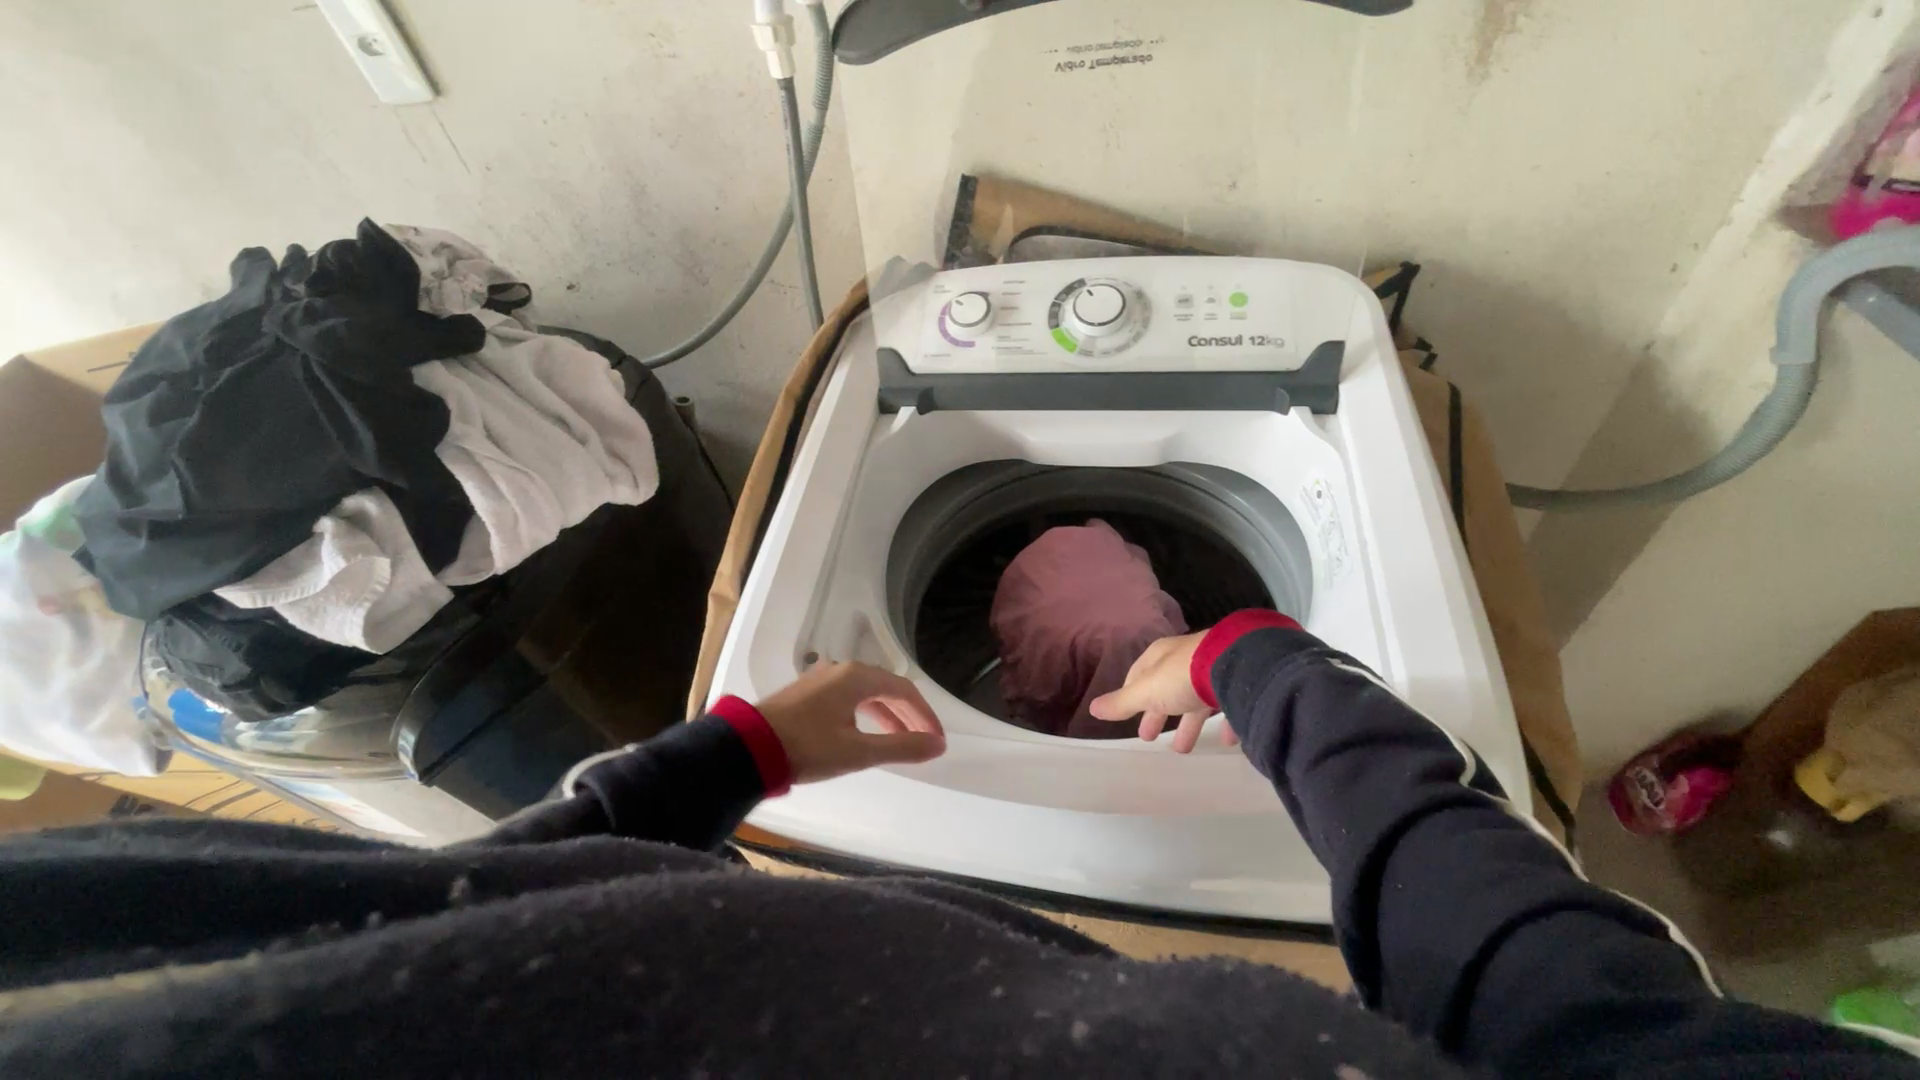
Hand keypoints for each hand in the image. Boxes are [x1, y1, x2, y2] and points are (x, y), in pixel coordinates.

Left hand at [756, 662, 946, 783]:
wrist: (749, 748)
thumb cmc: (808, 747)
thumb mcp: (859, 752)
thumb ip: (901, 747)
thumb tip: (938, 745)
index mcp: (857, 677)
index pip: (904, 690)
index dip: (924, 714)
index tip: (936, 740)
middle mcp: (841, 670)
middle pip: (886, 688)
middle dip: (907, 715)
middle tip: (922, 741)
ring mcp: (821, 679)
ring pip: (866, 693)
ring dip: (886, 716)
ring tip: (897, 742)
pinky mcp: (806, 692)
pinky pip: (848, 697)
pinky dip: (865, 714)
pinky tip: (863, 734)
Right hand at [1087, 630, 1237, 753]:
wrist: (1236, 667)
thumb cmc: (1182, 677)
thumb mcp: (1146, 692)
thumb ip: (1122, 703)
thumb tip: (1093, 708)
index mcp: (1160, 658)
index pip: (1139, 674)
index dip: (1132, 694)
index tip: (1128, 714)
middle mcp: (1186, 660)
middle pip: (1167, 689)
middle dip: (1158, 713)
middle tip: (1149, 738)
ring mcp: (1213, 669)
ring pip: (1196, 699)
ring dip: (1188, 723)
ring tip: (1182, 749)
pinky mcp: (1238, 682)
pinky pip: (1228, 704)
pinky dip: (1225, 723)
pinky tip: (1227, 740)